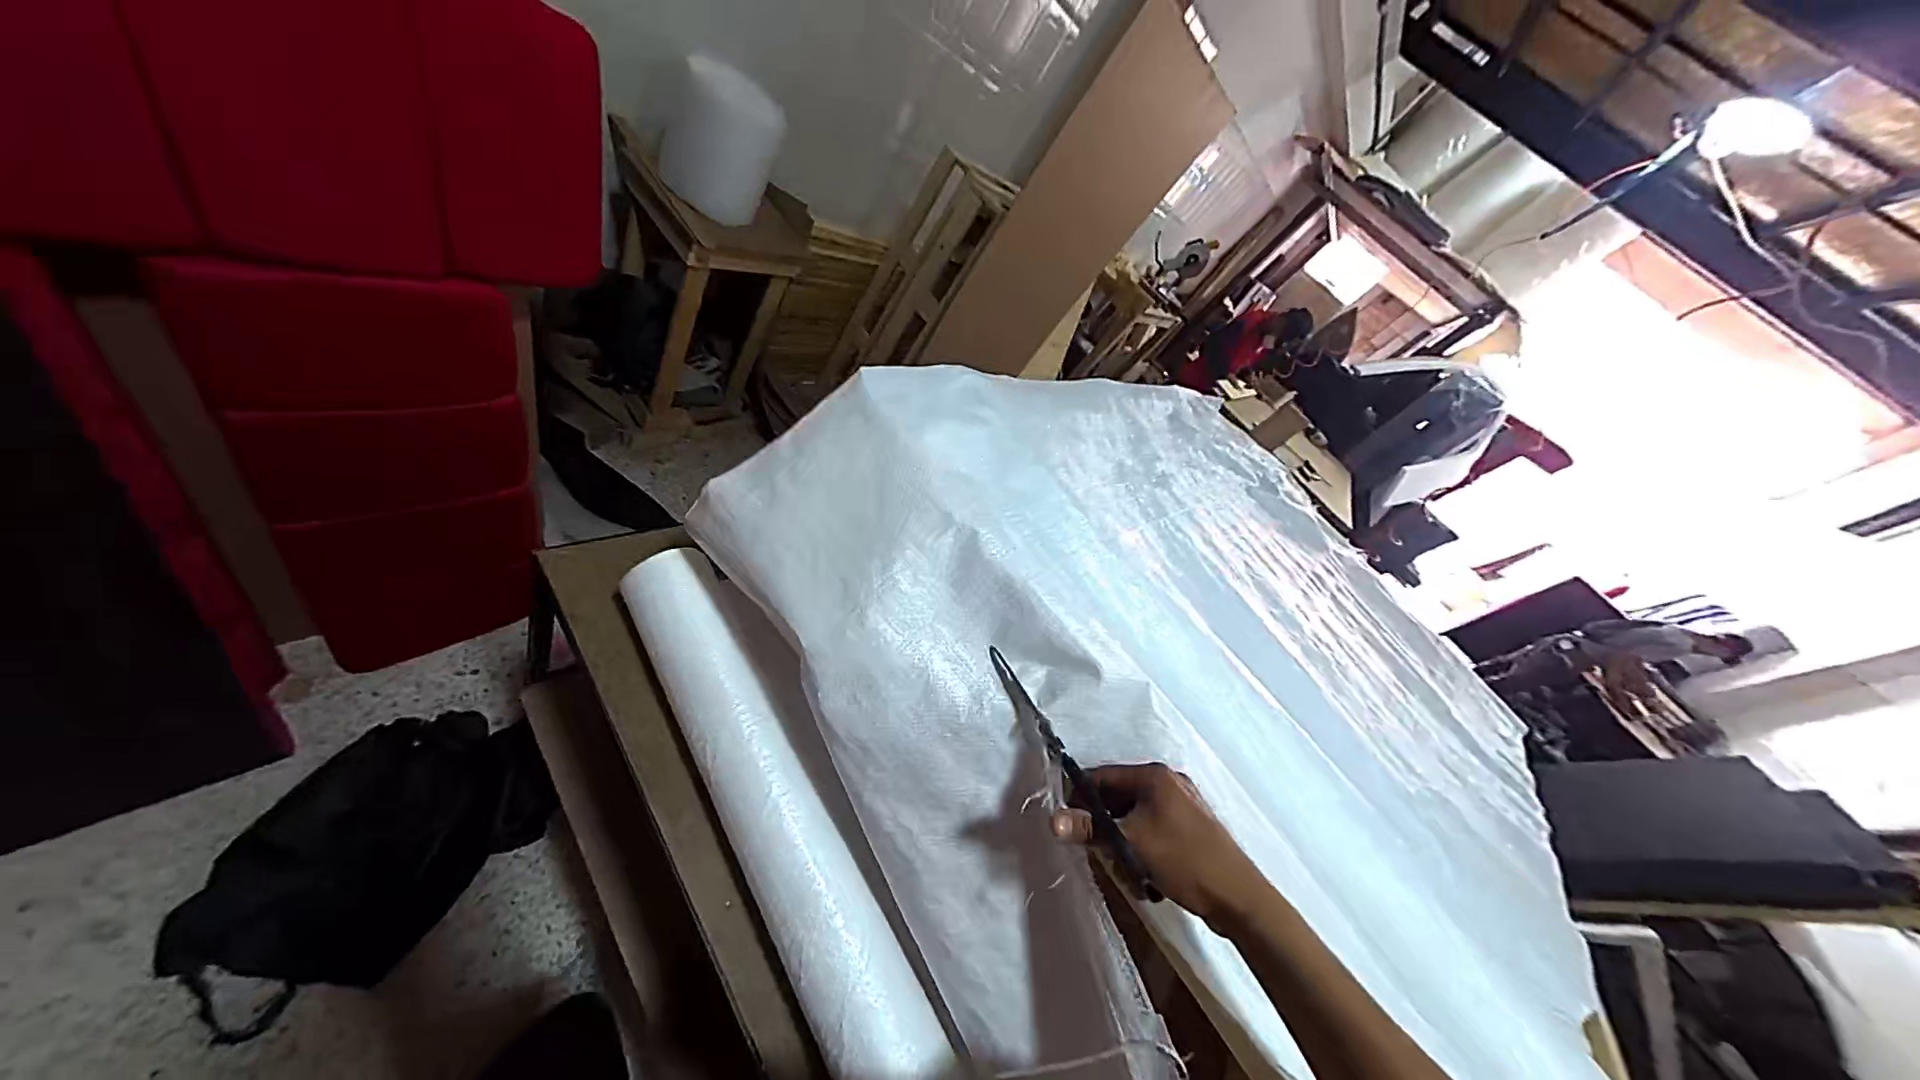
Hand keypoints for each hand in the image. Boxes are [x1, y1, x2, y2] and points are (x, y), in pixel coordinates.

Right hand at [1050, 763, 1264, 928]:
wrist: (1239, 897)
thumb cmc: (1182, 860)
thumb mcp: (1129, 844)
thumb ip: (1089, 830)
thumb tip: (1052, 821)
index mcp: (1154, 776)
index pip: (1103, 776)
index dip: (1080, 795)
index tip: (1066, 819)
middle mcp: (1169, 782)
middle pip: (1119, 795)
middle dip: (1103, 822)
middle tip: (1092, 847)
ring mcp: (1183, 804)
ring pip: (1135, 814)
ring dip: (1122, 837)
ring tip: (1121, 863)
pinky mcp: (1192, 827)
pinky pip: (1153, 827)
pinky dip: (1142, 844)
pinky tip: (1143, 871)